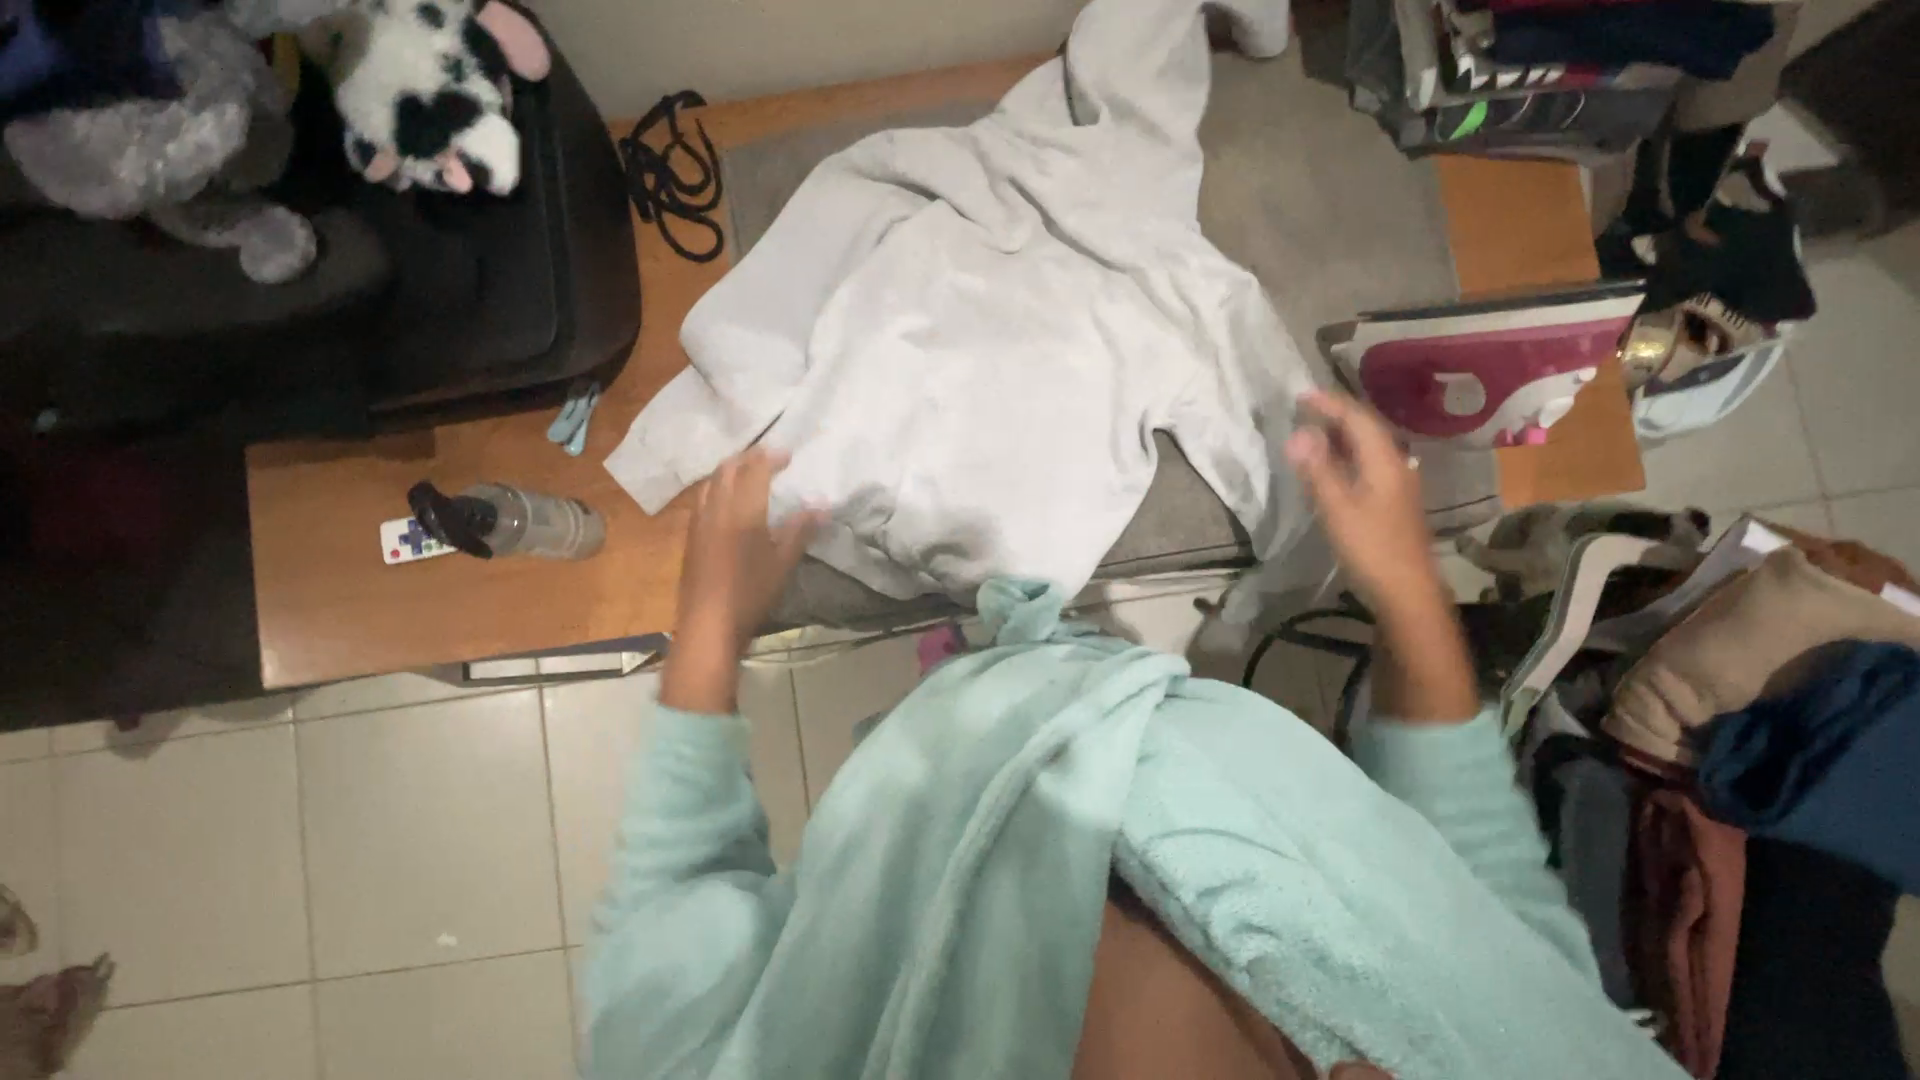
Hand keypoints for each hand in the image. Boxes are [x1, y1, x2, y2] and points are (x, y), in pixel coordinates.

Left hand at [661, 448, 822, 713]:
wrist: (708, 624)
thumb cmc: (751, 593)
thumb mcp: (783, 563)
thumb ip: (801, 530)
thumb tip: (822, 505)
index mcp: (742, 511)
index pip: (755, 470)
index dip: (771, 457)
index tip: (788, 453)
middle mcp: (716, 509)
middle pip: (727, 469)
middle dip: (747, 458)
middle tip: (766, 458)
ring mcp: (698, 522)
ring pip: (710, 483)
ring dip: (728, 471)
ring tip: (745, 474)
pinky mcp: (690, 538)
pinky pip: (702, 500)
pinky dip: (716, 489)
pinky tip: (725, 503)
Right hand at [1287, 390, 1474, 722]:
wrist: (1408, 593)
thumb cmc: (1372, 550)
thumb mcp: (1338, 510)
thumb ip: (1317, 471)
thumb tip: (1296, 434)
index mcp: (1385, 463)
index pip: (1358, 419)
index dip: (1330, 404)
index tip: (1300, 395)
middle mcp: (1396, 467)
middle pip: (1367, 430)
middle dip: (1336, 414)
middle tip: (1304, 408)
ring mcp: (1396, 486)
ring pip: (1368, 448)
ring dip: (1341, 435)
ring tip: (1313, 430)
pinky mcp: (1391, 504)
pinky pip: (1367, 465)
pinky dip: (1346, 456)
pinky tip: (1331, 466)